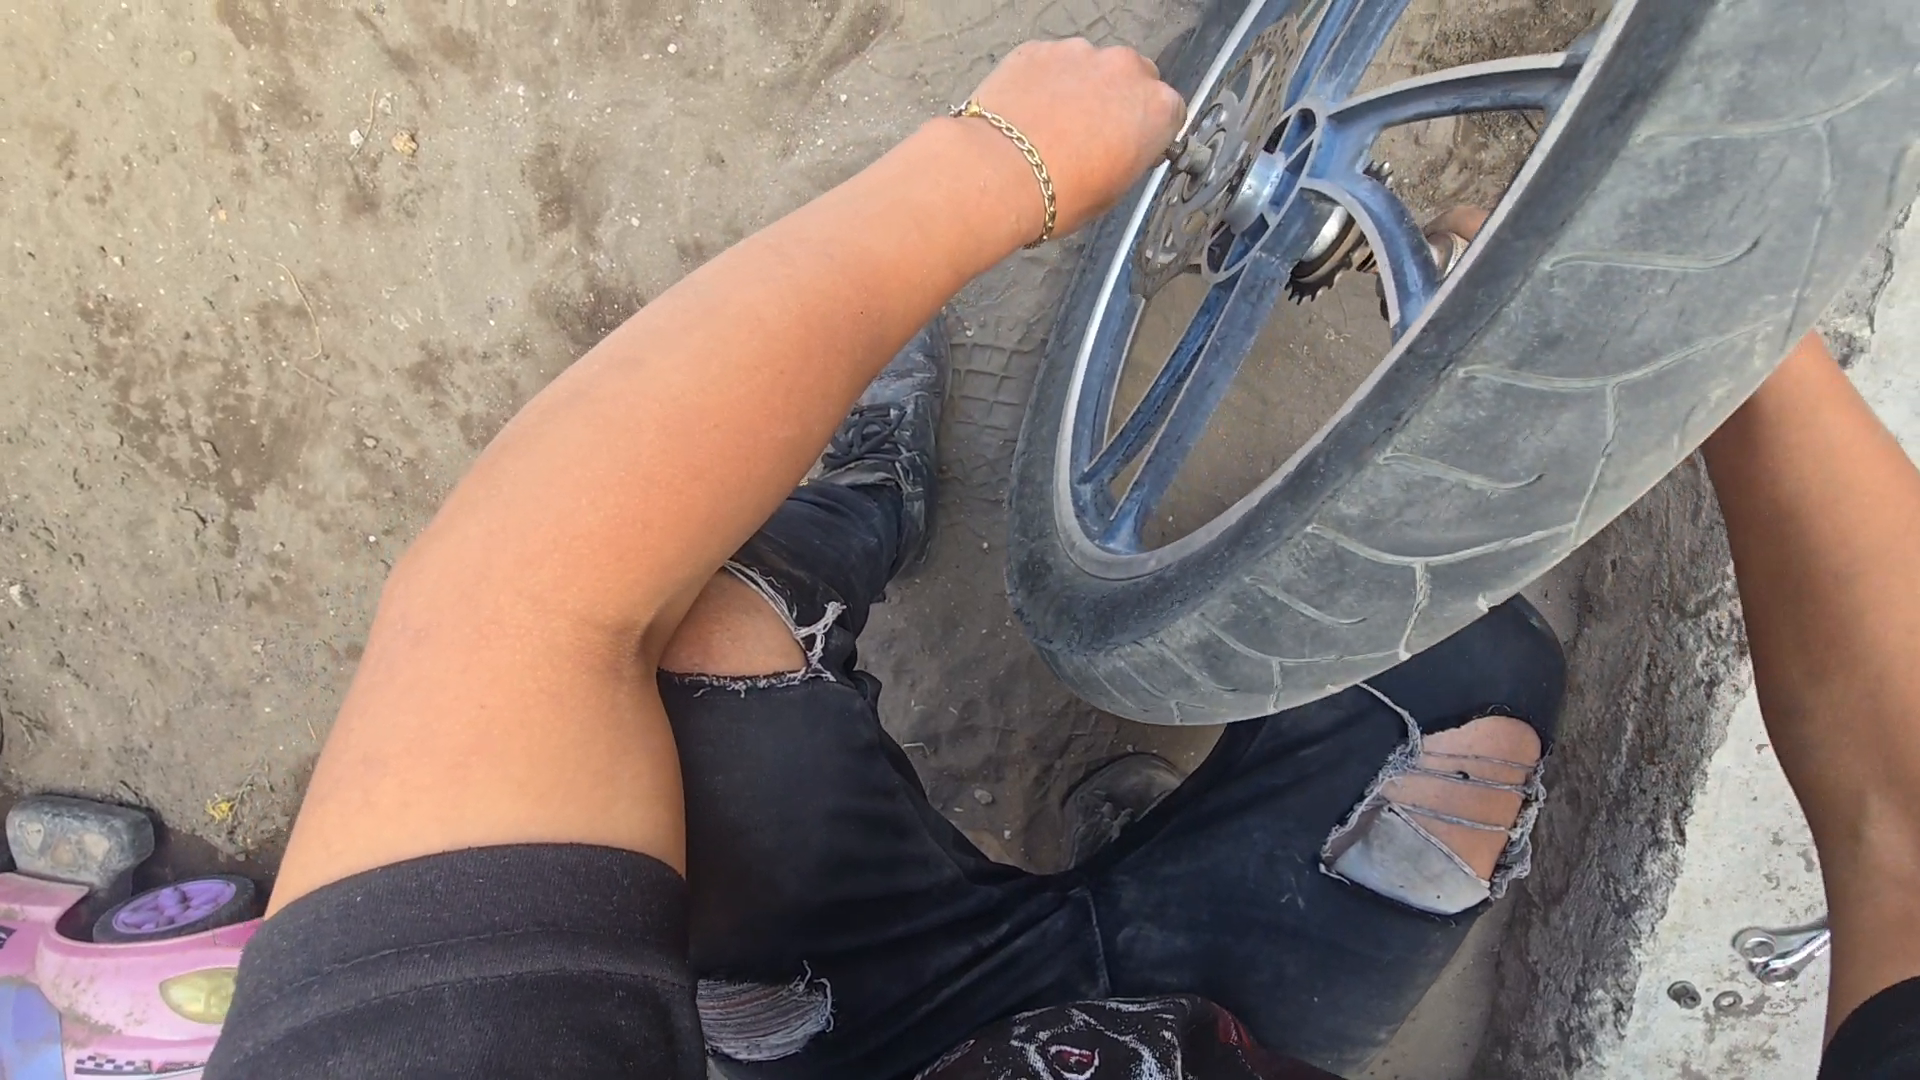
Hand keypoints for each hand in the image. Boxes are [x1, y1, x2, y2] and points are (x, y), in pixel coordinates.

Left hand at [963, 38, 1186, 238]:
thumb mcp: (1108, 196)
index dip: (1148, 136)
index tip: (1131, 151)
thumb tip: (1120, 154)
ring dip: (1078, 93)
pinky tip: (1026, 119)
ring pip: (1090, 70)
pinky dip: (1043, 85)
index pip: (1169, 115)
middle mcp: (1125, 69)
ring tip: (1050, 134)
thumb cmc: (1056, 195)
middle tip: (1089, 144)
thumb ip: (1127, 162)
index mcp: (1155, 110)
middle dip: (1117, 106)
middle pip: (1134, 81)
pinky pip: (1050, 65)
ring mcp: (1081, 53)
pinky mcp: (1040, 49)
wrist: (998, 176)